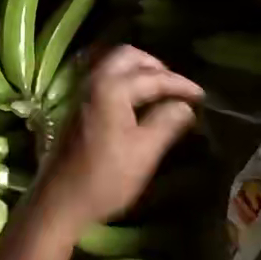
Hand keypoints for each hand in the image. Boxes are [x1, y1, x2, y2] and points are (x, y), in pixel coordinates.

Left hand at [33, 46, 202, 237]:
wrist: (58, 203)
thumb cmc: (104, 178)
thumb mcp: (144, 152)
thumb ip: (167, 122)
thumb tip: (185, 105)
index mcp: (112, 88)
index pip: (154, 77)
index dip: (180, 85)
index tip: (202, 96)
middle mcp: (95, 81)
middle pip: (129, 56)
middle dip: (156, 67)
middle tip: (176, 88)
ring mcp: (82, 93)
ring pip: (115, 66)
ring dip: (139, 72)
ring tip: (161, 94)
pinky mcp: (77, 107)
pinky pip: (106, 79)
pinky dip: (125, 81)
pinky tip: (138, 103)